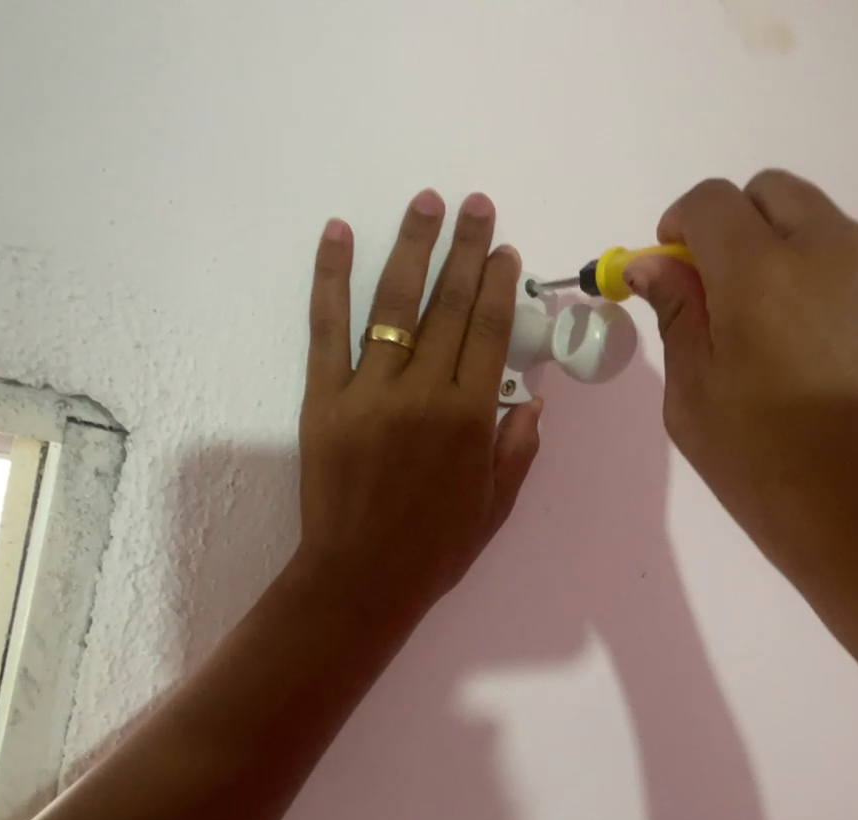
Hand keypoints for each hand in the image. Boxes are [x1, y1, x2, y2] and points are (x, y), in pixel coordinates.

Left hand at [292, 190, 543, 623]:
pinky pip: (326, 328)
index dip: (499, 285)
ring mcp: (370, 391)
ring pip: (394, 305)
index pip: (490, 332)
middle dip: (466, 249)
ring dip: (413, 247)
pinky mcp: (324, 397)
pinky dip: (331, 277)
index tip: (505, 250)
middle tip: (476, 205)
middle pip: (449, 306)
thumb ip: (517, 448)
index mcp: (471, 418)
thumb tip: (533, 399)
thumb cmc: (436, 548)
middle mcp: (424, 392)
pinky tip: (338, 233)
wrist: (362, 578)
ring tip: (427, 202)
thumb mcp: (495, 504)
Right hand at [628, 170, 857, 644]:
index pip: (711, 202)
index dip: (681, 225)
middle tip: (730, 298)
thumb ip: (677, 318)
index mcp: (763, 276)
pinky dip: (845, 287)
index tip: (676, 266)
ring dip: (796, 260)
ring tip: (798, 344)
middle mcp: (838, 247)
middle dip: (738, 229)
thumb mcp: (696, 405)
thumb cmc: (773, 478)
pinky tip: (845, 358)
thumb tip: (654, 264)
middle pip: (774, 193)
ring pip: (829, 228)